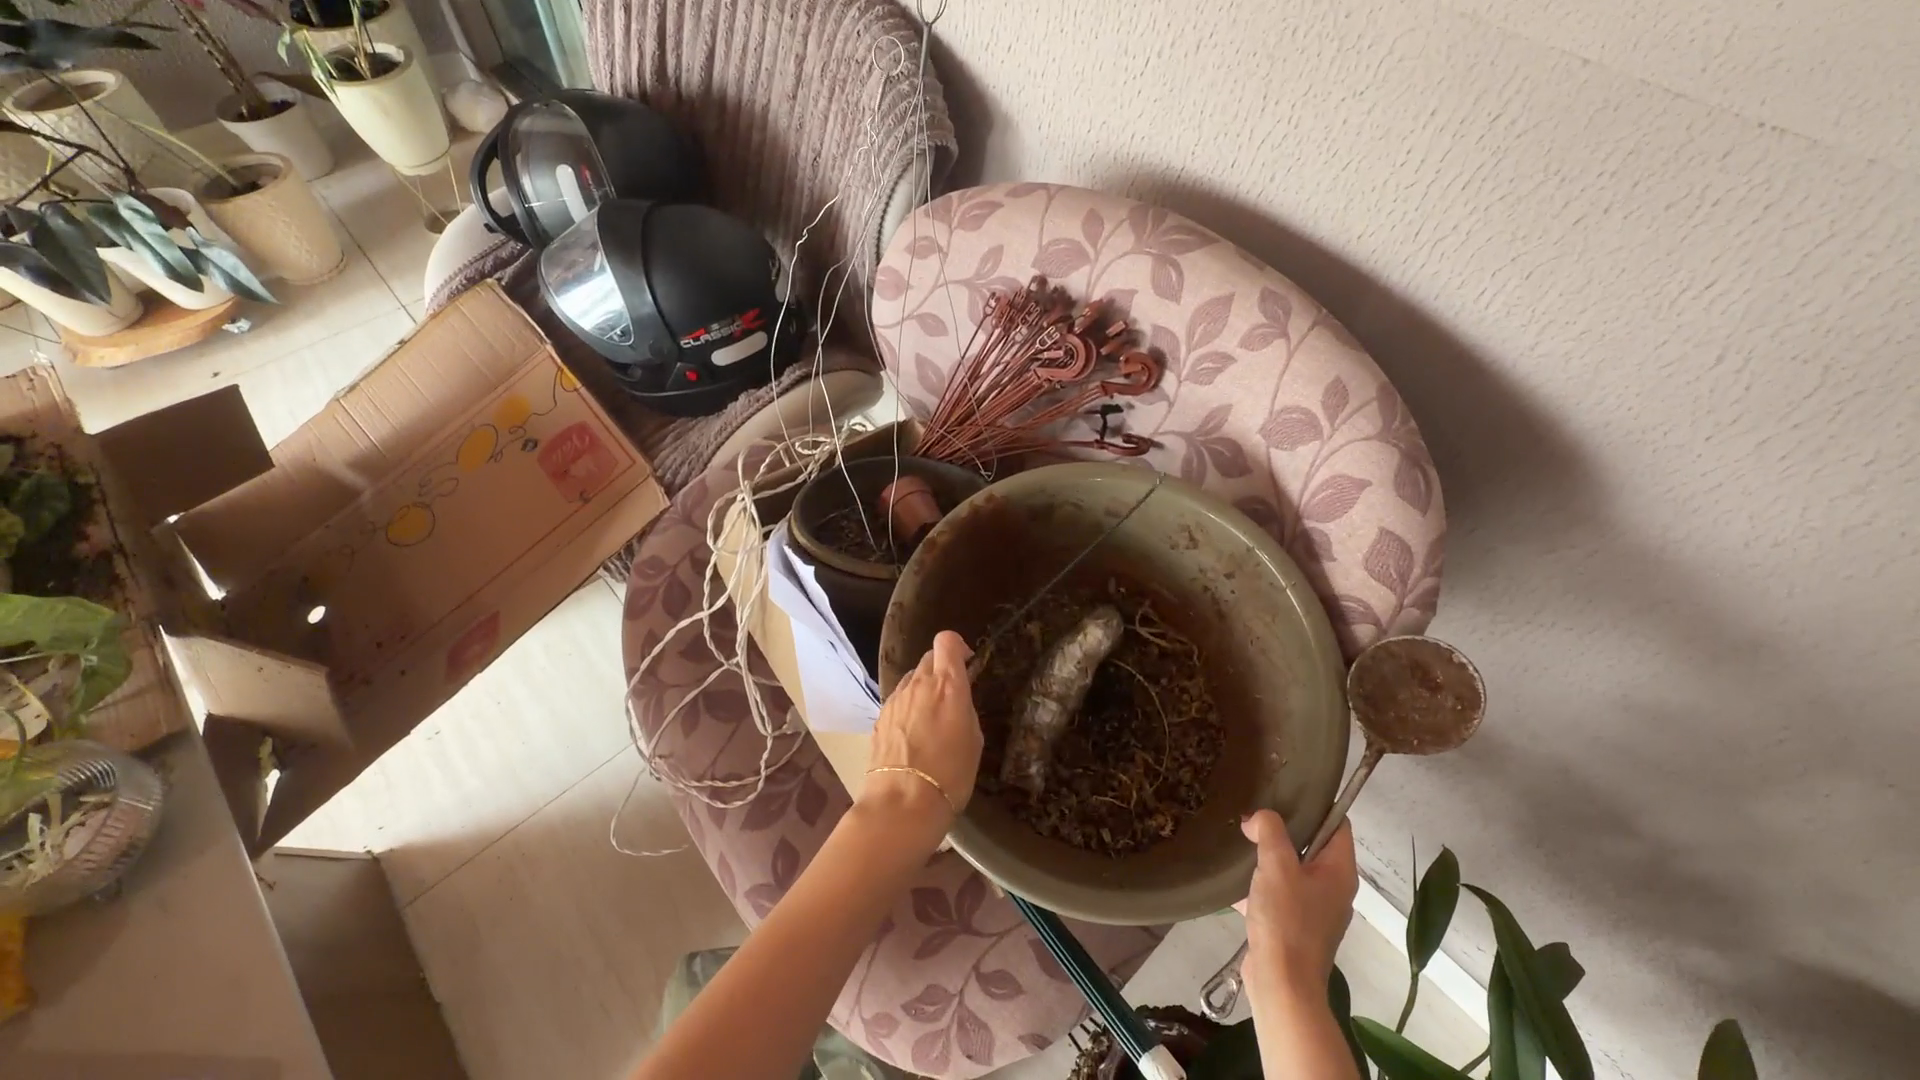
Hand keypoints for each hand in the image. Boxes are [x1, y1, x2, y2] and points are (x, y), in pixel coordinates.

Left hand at [862, 631, 983, 830]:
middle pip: (928, 658)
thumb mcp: (974, 740)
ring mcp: (895, 700)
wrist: (902, 803)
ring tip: (932, 718)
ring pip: (911, 679)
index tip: (966, 663)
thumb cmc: (950, 775)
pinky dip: (909, 707)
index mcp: (947, 686)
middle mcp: (918, 685)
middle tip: (952, 694)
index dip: (957, 647)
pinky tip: (914, 734)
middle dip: (942, 668)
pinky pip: (899, 700)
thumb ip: (964, 709)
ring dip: (924, 688)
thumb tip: (956, 700)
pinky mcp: (880, 718)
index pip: (947, 641)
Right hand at [1237, 809, 1357, 1002]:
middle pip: (1312, 846)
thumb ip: (1269, 831)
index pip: (1338, 824)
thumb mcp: (1276, 865)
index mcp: (1339, 871)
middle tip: (1254, 817)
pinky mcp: (1294, 928)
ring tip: (1240, 844)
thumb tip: (1257, 818)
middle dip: (1283, 831)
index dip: (1317, 805)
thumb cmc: (1287, 920)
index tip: (1284, 792)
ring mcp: (1314, 911)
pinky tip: (1234, 885)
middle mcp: (1333, 889)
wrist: (1282, 983)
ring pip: (1291, 871)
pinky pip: (1278, 896)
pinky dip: (1259, 887)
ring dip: (1267, 859)